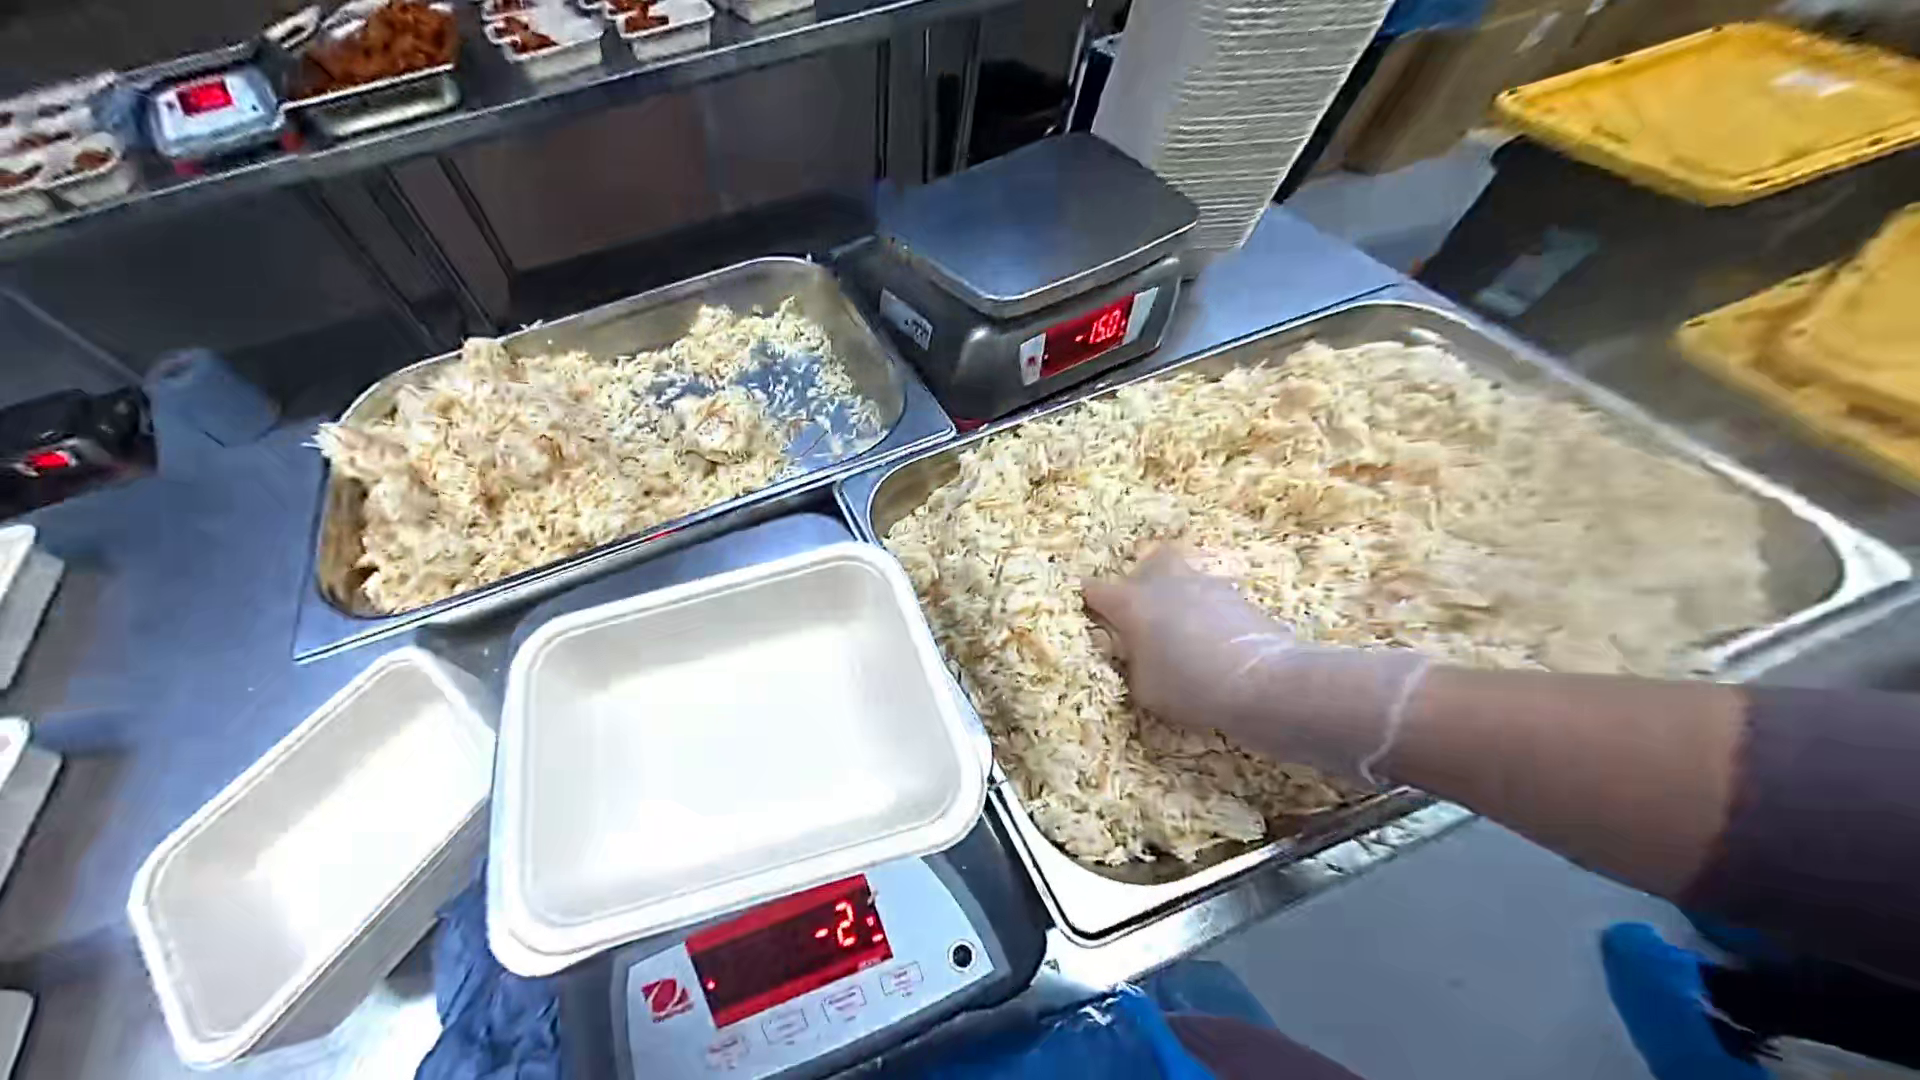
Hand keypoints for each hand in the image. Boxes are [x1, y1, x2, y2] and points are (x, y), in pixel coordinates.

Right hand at [1082, 547, 1429, 781]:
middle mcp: (1166, 582)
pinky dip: (1208, 615)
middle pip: (1148, 563)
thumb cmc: (1190, 687)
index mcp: (1132, 601)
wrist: (1266, 685)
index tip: (1087, 614)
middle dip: (1141, 581)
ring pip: (1184, 579)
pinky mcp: (1240, 598)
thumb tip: (1135, 651)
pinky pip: (1212, 599)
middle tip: (1143, 613)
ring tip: (1183, 634)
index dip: (1087, 601)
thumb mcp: (1143, 688)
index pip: (1094, 589)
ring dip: (1179, 599)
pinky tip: (1213, 643)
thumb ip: (1131, 662)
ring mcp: (1207, 584)